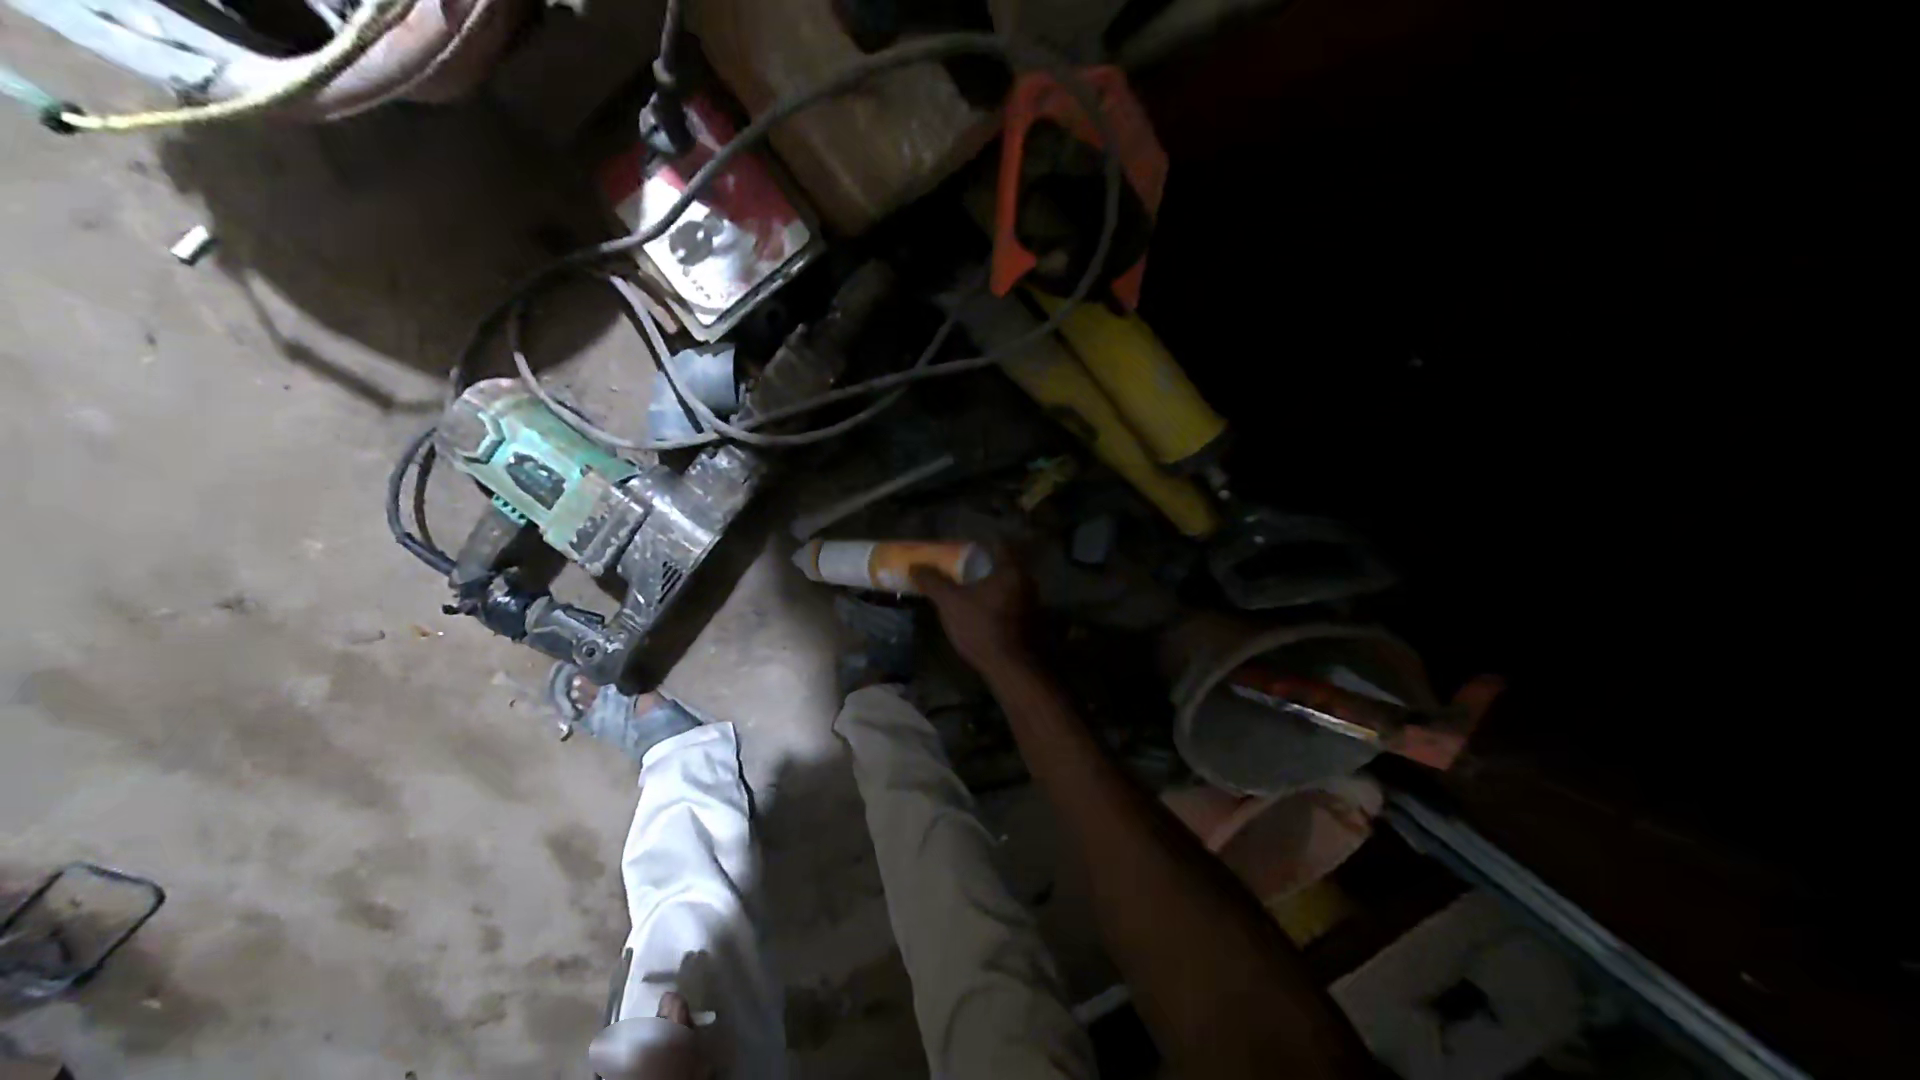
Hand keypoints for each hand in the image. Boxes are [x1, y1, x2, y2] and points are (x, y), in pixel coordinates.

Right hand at [911, 551, 1032, 675]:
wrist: (1009, 667)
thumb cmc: (981, 627)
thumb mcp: (950, 602)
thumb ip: (933, 582)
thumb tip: (915, 566)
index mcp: (1011, 570)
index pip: (998, 546)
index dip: (978, 547)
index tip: (961, 553)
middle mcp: (1027, 582)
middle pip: (1003, 566)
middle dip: (983, 569)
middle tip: (961, 574)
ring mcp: (1033, 603)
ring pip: (1008, 587)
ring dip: (990, 588)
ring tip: (969, 595)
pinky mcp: (1032, 622)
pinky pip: (1012, 604)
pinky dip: (997, 604)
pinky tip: (982, 614)